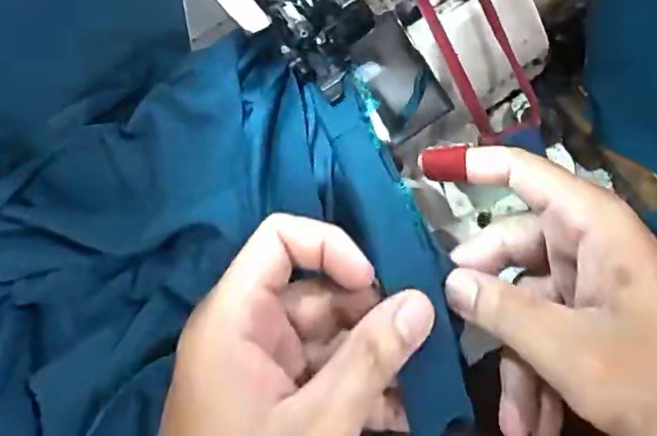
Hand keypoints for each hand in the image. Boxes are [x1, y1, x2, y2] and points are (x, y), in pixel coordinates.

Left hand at [162, 213, 436, 435]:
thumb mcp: (317, 423)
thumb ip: (370, 360)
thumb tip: (422, 300)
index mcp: (233, 316)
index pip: (280, 239)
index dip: (329, 247)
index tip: (372, 282)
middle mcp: (245, 330)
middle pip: (313, 289)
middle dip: (369, 311)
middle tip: (418, 336)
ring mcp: (260, 368)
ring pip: (326, 335)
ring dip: (373, 355)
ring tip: (420, 381)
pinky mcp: (274, 403)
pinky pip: (321, 373)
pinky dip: (358, 385)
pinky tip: (399, 413)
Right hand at [436, 147, 656, 435]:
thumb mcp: (571, 349)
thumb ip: (504, 310)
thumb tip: (451, 280)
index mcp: (587, 221)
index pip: (519, 170)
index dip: (472, 163)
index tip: (426, 168)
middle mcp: (587, 240)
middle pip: (514, 247)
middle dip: (489, 301)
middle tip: (453, 327)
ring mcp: (595, 282)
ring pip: (530, 301)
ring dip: (517, 359)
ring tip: (516, 424)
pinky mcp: (602, 319)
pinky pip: (553, 330)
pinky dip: (540, 373)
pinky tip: (536, 425)